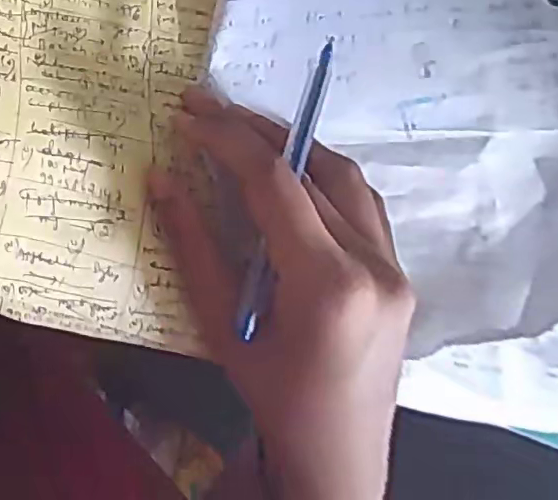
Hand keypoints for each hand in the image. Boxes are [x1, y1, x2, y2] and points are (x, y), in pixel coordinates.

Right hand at [150, 88, 412, 499]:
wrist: (339, 455)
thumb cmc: (271, 393)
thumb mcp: (218, 321)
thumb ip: (191, 242)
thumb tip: (159, 176)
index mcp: (328, 284)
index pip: (275, 182)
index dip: (226, 140)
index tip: (185, 118)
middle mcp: (373, 266)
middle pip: (309, 168)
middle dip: (249, 128)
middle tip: (202, 103)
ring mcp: (394, 267)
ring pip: (341, 175)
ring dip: (288, 140)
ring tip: (238, 124)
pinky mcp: (398, 270)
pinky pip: (359, 199)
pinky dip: (317, 167)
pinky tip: (287, 165)